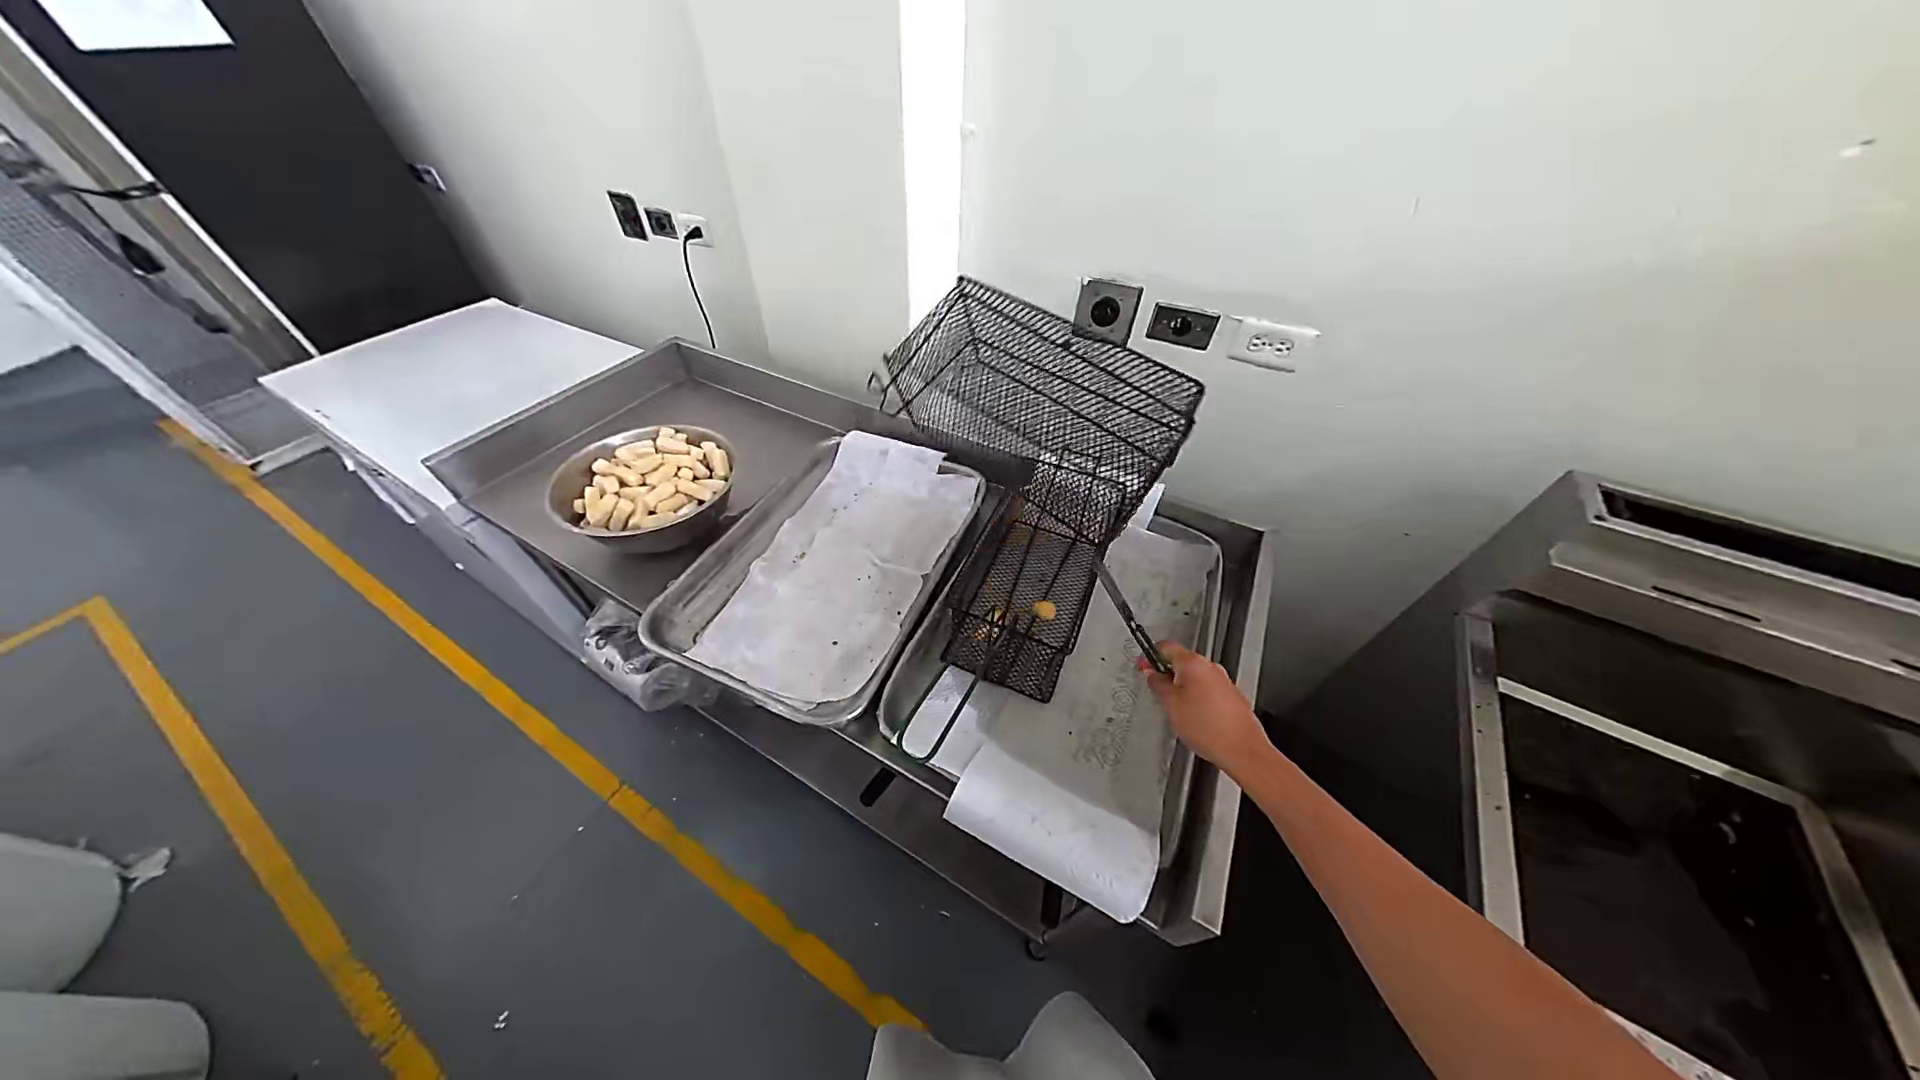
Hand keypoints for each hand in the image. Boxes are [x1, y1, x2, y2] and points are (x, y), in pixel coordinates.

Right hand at [1144, 642, 1272, 774]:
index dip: (1150, 657)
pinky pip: (1208, 691)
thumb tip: (1152, 675)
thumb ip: (1158, 684)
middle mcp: (1211, 668)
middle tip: (1158, 692)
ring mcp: (1224, 681)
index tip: (1143, 667)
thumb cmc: (1210, 729)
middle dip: (1167, 675)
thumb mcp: (1170, 705)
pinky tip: (1195, 719)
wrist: (1242, 750)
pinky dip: (1198, 699)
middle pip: (1181, 662)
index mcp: (1193, 663)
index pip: (1166, 647)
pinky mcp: (1232, 697)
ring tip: (1178, 711)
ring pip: (1195, 678)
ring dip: (1183, 689)